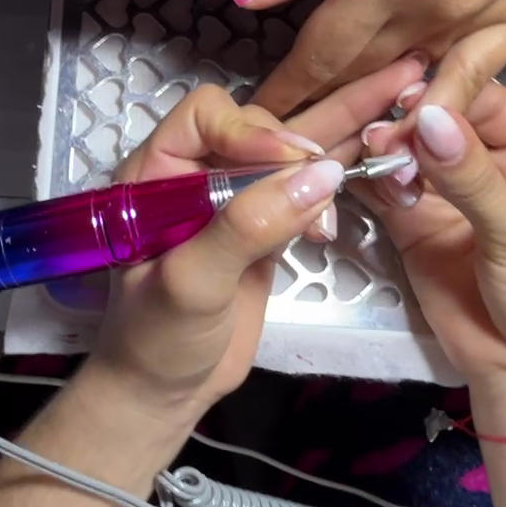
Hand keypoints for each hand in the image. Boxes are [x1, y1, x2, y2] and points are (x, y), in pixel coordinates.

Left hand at [88, 57, 427, 418]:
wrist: (166, 390)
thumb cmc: (157, 338)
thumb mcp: (193, 282)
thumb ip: (247, 227)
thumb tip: (320, 177)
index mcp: (155, 174)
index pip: (204, 116)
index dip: (248, 130)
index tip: (288, 163)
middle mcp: (191, 175)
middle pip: (251, 126)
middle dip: (292, 146)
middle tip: (323, 182)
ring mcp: (228, 200)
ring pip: (281, 155)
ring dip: (323, 157)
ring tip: (350, 184)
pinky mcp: (260, 227)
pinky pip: (296, 192)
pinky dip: (323, 193)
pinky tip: (334, 216)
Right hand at [359, 84, 505, 433]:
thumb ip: (473, 178)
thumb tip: (428, 117)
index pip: (485, 102)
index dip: (447, 97)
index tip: (407, 105)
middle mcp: (488, 164)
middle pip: (437, 122)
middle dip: (408, 126)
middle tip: (381, 140)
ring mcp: (446, 195)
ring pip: (405, 152)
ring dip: (384, 152)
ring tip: (370, 160)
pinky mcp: (412, 223)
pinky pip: (383, 189)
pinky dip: (367, 181)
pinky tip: (357, 179)